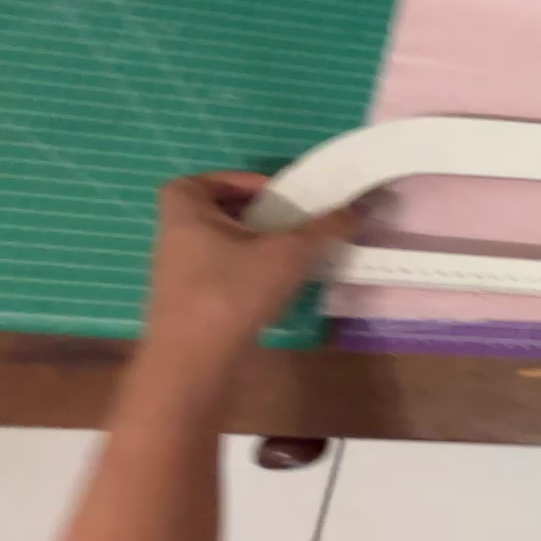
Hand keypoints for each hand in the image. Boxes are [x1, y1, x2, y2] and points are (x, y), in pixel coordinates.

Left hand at [142, 172, 360, 368]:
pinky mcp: (192, 300)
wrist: (195, 360)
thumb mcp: (293, 251)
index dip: (229, 180)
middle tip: (290, 215)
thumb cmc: (234, 291)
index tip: (271, 192)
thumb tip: (364, 204)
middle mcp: (176, 242)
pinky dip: (248, 265)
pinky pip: (220, 268)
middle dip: (252, 209)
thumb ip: (330, 225)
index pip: (192, 184)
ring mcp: (180, 274)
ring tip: (292, 246)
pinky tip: (280, 277)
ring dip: (253, 238)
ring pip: (217, 241)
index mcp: (187, 220)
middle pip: (209, 212)